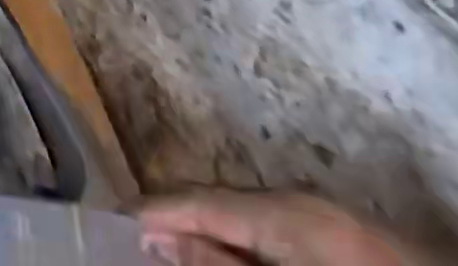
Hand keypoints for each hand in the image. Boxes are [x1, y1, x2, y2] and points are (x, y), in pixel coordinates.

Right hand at [139, 190, 424, 265]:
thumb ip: (222, 264)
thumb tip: (156, 239)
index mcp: (283, 209)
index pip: (190, 198)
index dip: (146, 211)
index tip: (106, 225)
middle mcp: (300, 202)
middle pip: (216, 205)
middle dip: (177, 225)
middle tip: (138, 246)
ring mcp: (330, 221)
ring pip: (246, 221)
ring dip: (212, 239)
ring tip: (177, 254)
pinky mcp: (352, 241)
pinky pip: (277, 236)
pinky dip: (246, 247)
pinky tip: (232, 259)